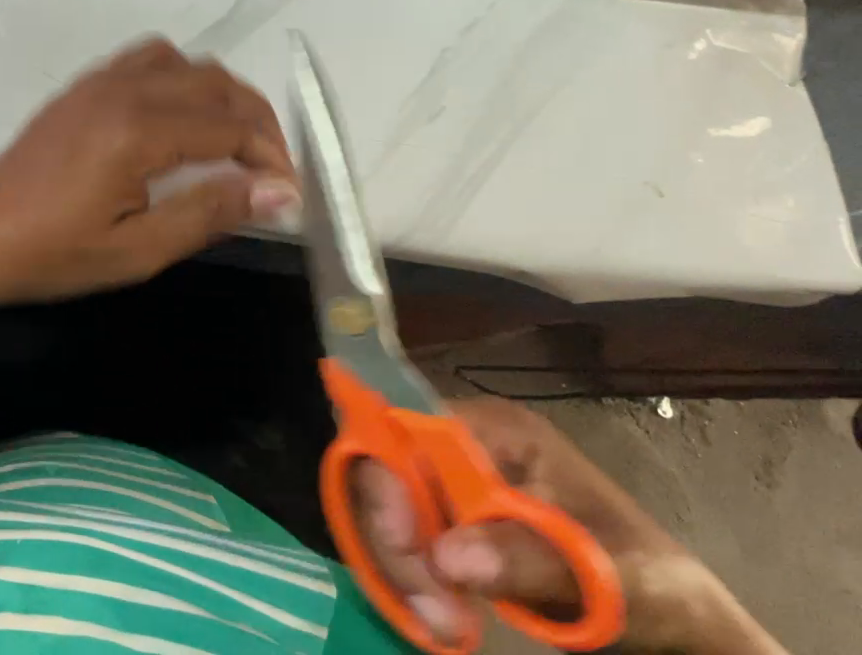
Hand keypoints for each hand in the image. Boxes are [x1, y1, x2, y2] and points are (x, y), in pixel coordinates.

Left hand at [0, 37, 298, 305]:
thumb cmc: (51, 254)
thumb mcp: (136, 250)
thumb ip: (208, 212)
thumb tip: (275, 190)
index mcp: (137, 130)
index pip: (230, 128)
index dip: (270, 159)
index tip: (287, 196)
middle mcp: (119, 91)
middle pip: (213, 82)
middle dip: (254, 121)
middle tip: (268, 170)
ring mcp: (93, 84)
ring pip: (178, 62)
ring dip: (216, 93)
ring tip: (229, 141)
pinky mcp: (76, 91)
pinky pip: (140, 62)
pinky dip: (175, 80)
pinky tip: (175, 121)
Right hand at [355, 399, 777, 653]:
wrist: (673, 622)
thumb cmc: (654, 587)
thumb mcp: (611, 577)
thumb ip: (531, 560)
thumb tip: (447, 558)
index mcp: (495, 430)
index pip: (406, 428)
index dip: (388, 475)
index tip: (404, 544)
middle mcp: (456, 442)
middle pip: (383, 467)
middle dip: (396, 538)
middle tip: (435, 608)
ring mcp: (443, 478)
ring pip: (378, 504)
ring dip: (397, 563)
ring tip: (443, 623)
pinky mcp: (438, 514)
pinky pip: (391, 532)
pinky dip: (402, 572)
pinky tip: (433, 610)